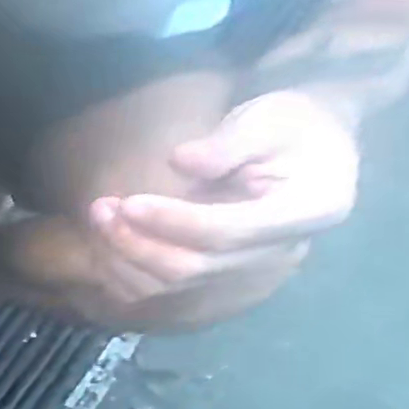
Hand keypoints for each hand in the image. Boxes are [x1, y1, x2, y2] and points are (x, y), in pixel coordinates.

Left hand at [85, 90, 357, 301]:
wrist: (306, 152)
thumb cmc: (291, 127)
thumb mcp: (271, 117)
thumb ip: (229, 142)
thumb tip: (180, 160)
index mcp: (309, 211)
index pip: (226, 232)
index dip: (173, 221)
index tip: (129, 202)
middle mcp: (276, 254)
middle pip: (191, 267)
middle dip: (137, 241)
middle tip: (101, 208)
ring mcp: (244, 274)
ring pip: (170, 284)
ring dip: (124, 256)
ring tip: (99, 216)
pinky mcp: (216, 281)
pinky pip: (161, 291)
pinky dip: (126, 272)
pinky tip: (106, 241)